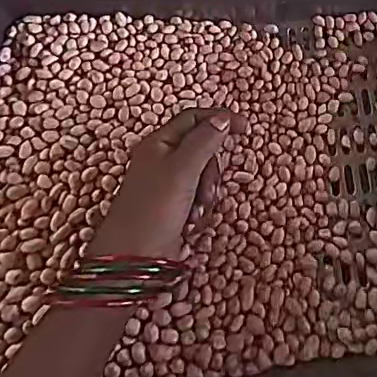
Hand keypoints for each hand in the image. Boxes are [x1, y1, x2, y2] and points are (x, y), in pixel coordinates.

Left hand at [89, 108, 246, 259]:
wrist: (132, 258)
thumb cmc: (152, 209)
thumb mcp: (182, 170)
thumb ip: (204, 141)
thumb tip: (223, 118)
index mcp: (158, 143)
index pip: (193, 118)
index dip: (219, 118)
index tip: (245, 127)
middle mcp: (161, 159)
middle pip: (202, 149)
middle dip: (211, 169)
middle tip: (206, 187)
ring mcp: (167, 184)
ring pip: (203, 175)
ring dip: (206, 193)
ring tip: (195, 210)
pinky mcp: (173, 206)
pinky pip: (198, 197)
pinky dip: (199, 208)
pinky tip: (189, 223)